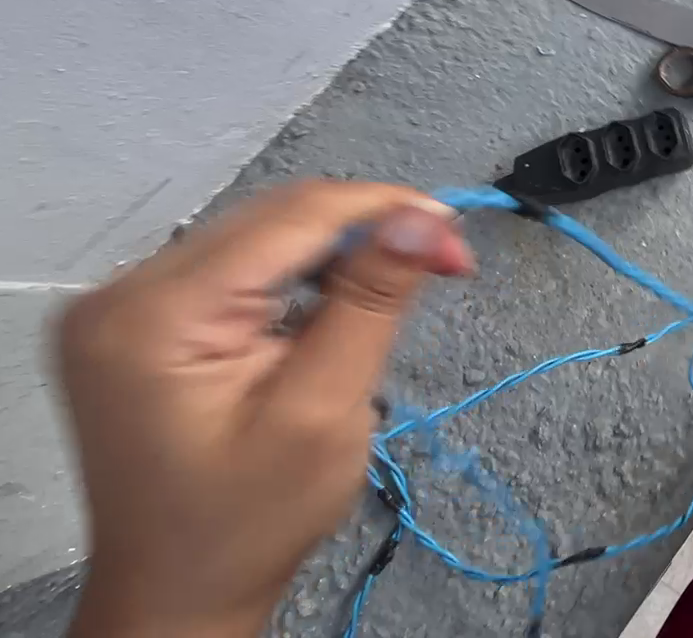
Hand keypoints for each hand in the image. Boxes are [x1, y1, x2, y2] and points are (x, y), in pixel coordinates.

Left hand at [57, 180, 472, 637]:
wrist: (181, 588)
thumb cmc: (253, 514)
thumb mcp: (326, 406)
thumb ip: (372, 301)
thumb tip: (424, 218)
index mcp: (157, 313)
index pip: (297, 215)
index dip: (391, 210)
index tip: (459, 243)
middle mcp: (127, 291)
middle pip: (283, 215)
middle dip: (378, 227)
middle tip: (449, 263)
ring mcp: (133, 303)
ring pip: (276, 230)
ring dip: (354, 245)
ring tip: (409, 280)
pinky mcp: (155, 317)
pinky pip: (256, 259)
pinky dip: (319, 266)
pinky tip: (349, 297)